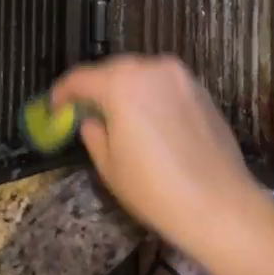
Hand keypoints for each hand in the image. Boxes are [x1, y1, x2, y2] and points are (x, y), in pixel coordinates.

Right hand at [51, 56, 265, 254]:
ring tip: (116, 115)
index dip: (62, 93)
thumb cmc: (156, 190)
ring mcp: (181, 77)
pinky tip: (148, 120)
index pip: (81, 78)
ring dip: (124, 88)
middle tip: (82, 111)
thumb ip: (93, 133)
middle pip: (113, 70)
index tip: (53, 108)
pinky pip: (164, 85)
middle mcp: (152, 69)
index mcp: (122, 84)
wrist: (220, 205)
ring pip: (141, 74)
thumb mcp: (110, 167)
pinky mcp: (201, 90)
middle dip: (95, 87)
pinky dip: (150, 95)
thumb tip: (91, 120)